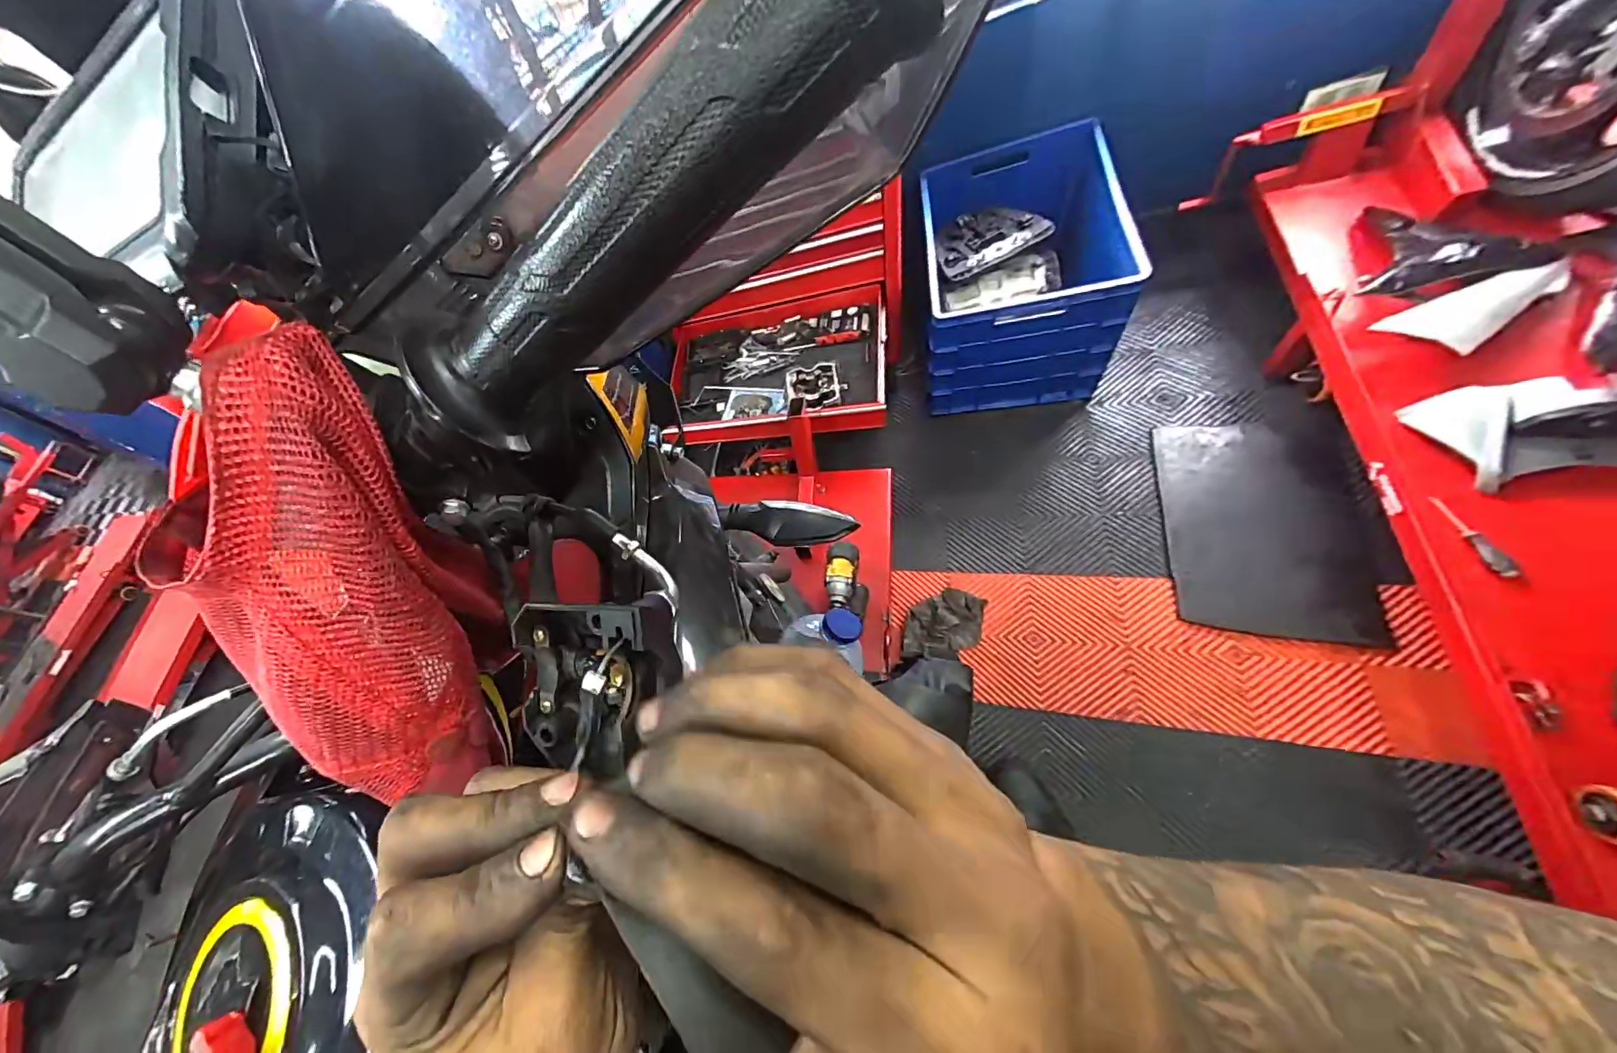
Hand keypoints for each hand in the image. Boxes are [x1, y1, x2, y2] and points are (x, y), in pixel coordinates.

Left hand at [357, 767, 640, 1052]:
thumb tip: (583, 833)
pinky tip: (580, 794)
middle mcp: (409, 915)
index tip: (553, 859)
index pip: (408, 925)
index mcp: (399, 991)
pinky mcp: (491, 844)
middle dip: (494, 814)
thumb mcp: (558, 1012)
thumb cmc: (561, 1050)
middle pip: (415, 837)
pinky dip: (540, 790)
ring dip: (521, 792)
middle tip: (569, 798)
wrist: (583, 1043)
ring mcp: (448, 871)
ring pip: (456, 801)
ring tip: (580, 793)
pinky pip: (500, 797)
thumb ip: (561, 922)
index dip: (482, 888)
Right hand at [563, 647, 1171, 1052]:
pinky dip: (762, 670)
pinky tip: (713, 687)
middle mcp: (974, 901)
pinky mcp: (951, 749)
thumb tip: (648, 897)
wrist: (1093, 1002)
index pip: (777, 930)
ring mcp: (968, 802)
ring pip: (826, 712)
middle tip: (633, 771)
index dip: (665, 871)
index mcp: (944, 1029)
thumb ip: (759, 1008)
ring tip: (660, 722)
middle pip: (809, 800)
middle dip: (695, 772)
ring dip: (723, 703)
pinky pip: (843, 682)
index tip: (594, 827)